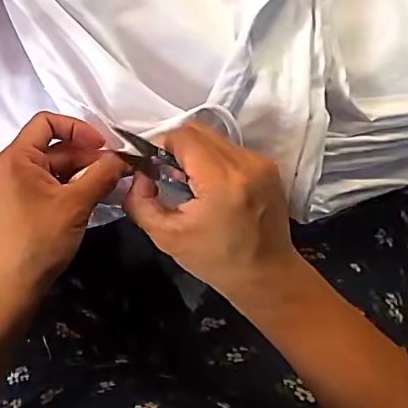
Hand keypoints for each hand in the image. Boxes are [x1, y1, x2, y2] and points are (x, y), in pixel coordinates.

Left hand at [0, 112, 127, 295]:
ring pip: (59, 167)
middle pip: (57, 146)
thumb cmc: (37, 241)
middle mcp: (15, 167)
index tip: (103, 145)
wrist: (13, 284)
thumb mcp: (75, 204)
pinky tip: (98, 196)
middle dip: (89, 155)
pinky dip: (76, 187)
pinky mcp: (27, 204)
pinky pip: (55, 185)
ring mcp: (20, 186)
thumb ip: (101, 175)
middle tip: (119, 168)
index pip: (47, 122)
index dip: (78, 128)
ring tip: (114, 182)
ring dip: (86, 172)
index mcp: (17, 157)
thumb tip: (121, 159)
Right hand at [122, 121, 306, 303]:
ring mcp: (261, 163)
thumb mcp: (165, 236)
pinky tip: (206, 184)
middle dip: (174, 147)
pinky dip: (210, 158)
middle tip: (165, 173)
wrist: (267, 276)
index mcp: (222, 181)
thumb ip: (140, 202)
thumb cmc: (216, 260)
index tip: (149, 165)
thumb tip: (139, 176)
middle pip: (198, 131)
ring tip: (186, 181)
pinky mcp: (268, 167)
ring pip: (213, 137)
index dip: (159, 145)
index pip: (183, 137)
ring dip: (193, 152)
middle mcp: (246, 164)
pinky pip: (228, 148)